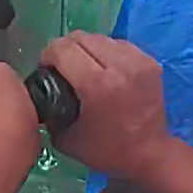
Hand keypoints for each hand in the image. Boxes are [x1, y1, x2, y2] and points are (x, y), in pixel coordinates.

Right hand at [40, 32, 182, 182]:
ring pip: (101, 38)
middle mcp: (120, 66)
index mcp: (97, 85)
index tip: (46, 69)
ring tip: (84, 67)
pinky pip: (119, 45)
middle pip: (81, 37)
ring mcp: (138, 62)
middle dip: (65, 48)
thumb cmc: (108, 151)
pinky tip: (104, 68)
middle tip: (62, 67)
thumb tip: (41, 92)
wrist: (151, 154)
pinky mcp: (150, 62)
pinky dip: (107, 52)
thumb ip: (49, 112)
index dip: (47, 55)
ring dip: (87, 48)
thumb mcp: (67, 140)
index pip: (63, 49)